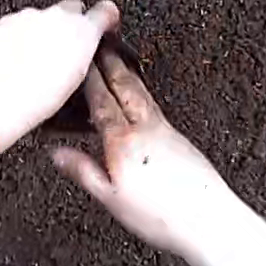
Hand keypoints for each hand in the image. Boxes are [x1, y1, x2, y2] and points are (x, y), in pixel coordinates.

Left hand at [0, 0, 119, 125]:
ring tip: (35, 60)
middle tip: (63, 49)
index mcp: (85, 29)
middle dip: (70, 24)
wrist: (6, 95)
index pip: (106, 11)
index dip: (105, 18)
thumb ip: (85, 52)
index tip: (104, 24)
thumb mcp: (79, 77)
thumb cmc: (43, 94)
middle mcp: (60, 16)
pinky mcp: (8, 20)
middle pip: (72, 9)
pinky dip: (20, 34)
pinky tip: (17, 57)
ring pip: (44, 17)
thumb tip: (83, 50)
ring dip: (43, 31)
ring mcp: (32, 15)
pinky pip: (19, 22)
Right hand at [49, 51, 265, 261]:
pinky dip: (141, 93)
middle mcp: (146, 128)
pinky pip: (154, 106)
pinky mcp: (179, 139)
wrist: (210, 221)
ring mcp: (166, 131)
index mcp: (124, 141)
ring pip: (142, 94)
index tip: (81, 59)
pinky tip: (140, 97)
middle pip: (125, 87)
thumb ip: (83, 171)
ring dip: (127, 74)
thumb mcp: (111, 198)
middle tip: (101, 45)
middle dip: (110, 64)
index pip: (102, 101)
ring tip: (118, 62)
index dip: (90, 79)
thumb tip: (56, 153)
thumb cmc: (161, 215)